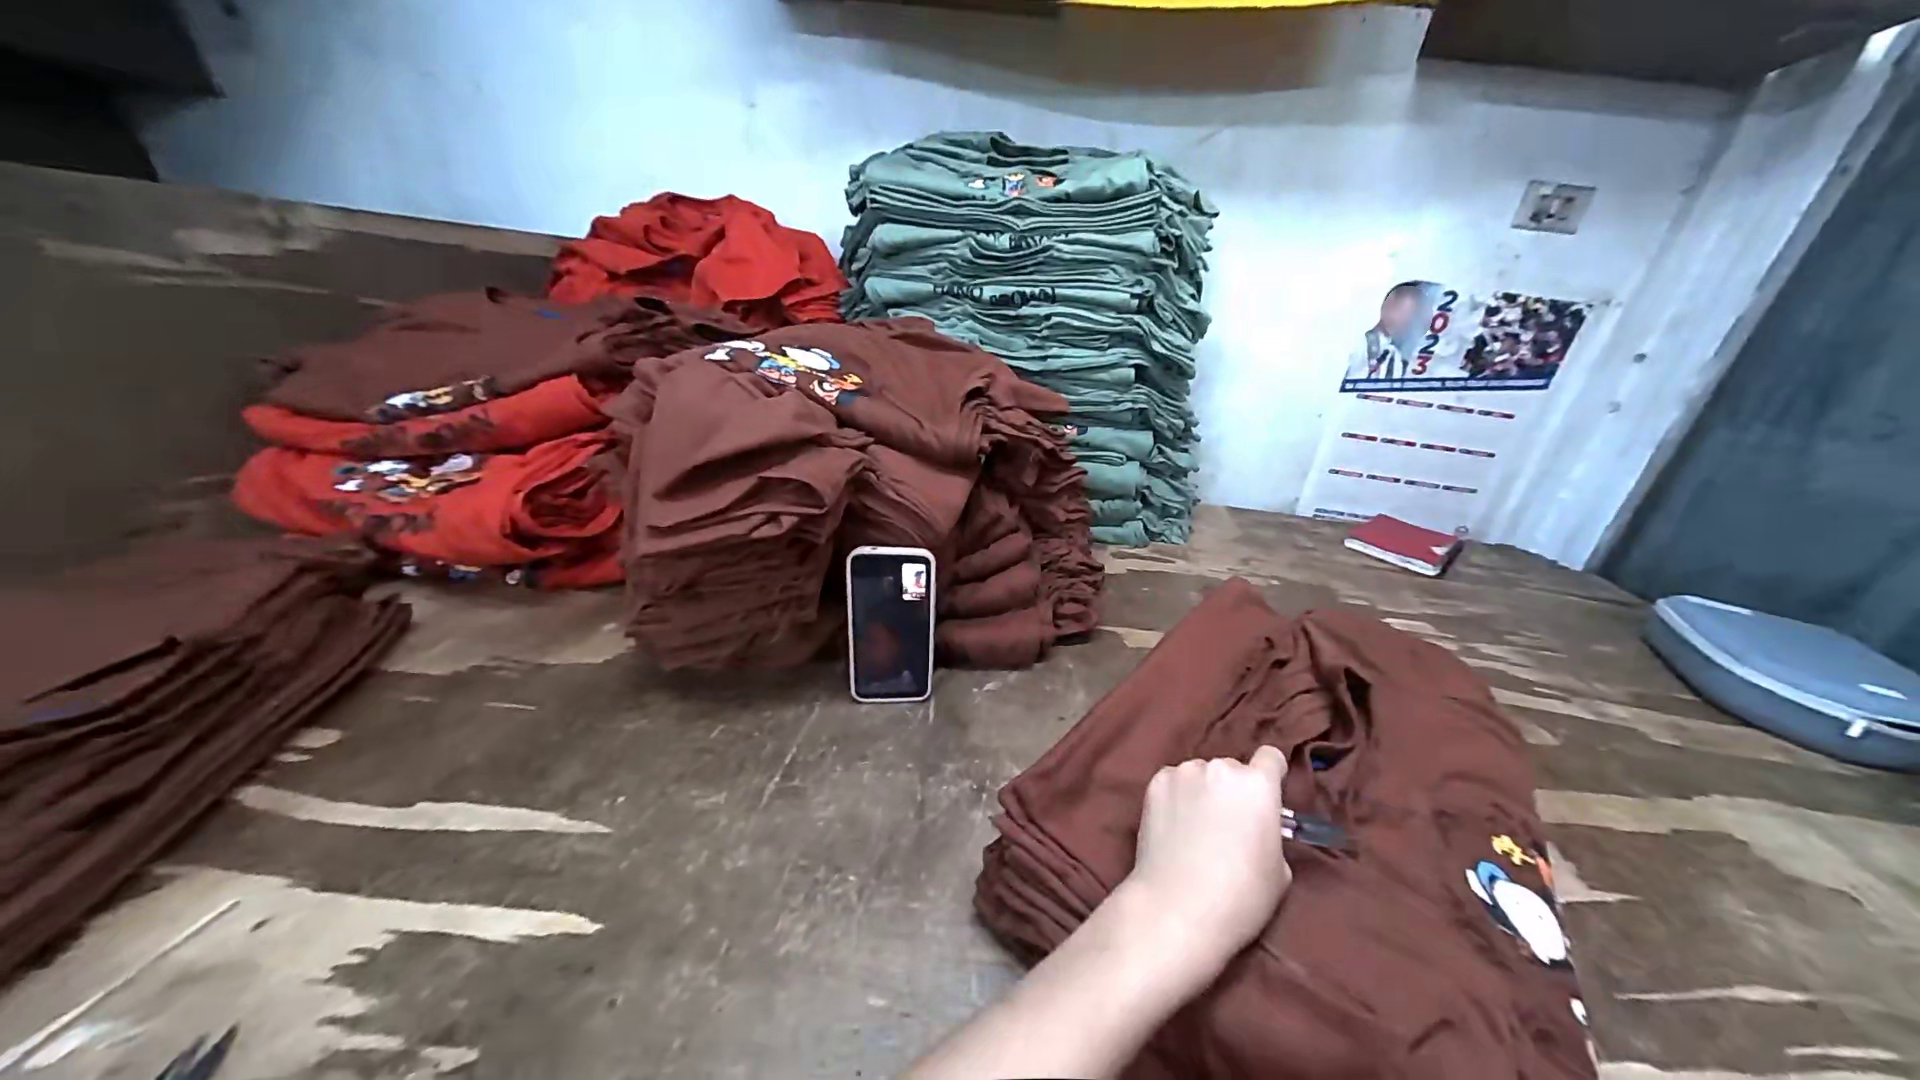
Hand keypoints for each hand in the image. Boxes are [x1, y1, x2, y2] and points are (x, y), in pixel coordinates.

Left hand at [1120, 745, 1291, 976]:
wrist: (1178, 905)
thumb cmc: (1241, 895)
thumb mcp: (1279, 868)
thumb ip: (1270, 832)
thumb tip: (1256, 826)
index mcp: (1258, 785)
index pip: (1270, 757)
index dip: (1270, 774)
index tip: (1267, 792)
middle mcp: (1219, 768)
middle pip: (1232, 770)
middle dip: (1233, 790)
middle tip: (1227, 823)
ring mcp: (1183, 772)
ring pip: (1200, 775)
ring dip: (1202, 791)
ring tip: (1195, 828)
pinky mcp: (1154, 783)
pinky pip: (1174, 782)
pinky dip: (1176, 796)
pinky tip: (1174, 825)